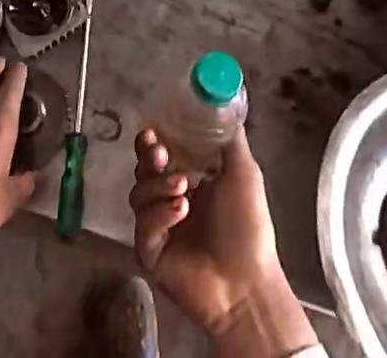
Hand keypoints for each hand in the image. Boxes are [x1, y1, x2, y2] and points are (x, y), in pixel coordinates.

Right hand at [129, 128, 316, 355]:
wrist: (247, 283)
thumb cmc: (248, 227)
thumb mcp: (243, 173)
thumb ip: (229, 139)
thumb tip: (223, 103)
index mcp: (189, 180)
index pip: (160, 153)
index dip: (154, 140)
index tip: (155, 130)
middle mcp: (168, 200)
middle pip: (143, 169)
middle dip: (148, 158)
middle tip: (161, 154)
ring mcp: (157, 226)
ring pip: (138, 194)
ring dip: (158, 186)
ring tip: (184, 191)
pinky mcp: (149, 252)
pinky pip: (142, 226)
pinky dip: (159, 215)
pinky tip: (180, 213)